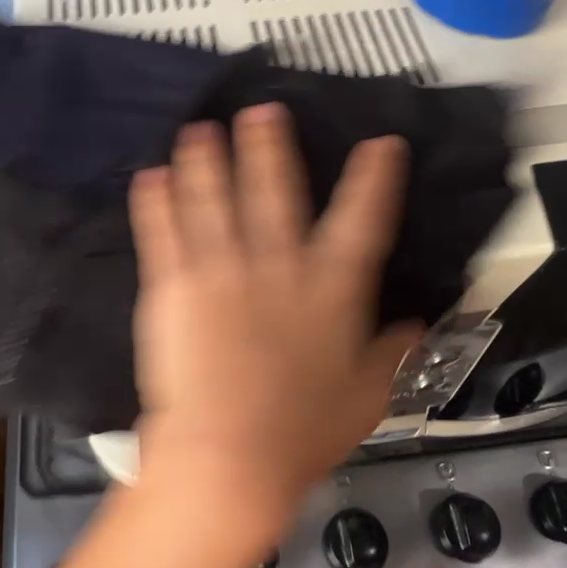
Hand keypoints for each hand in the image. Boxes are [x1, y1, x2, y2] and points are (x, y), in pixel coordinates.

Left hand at [127, 104, 423, 531]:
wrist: (229, 457)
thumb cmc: (302, 433)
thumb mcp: (368, 397)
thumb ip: (392, 352)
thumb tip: (415, 323)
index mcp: (330, 288)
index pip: (362, 220)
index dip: (374, 178)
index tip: (380, 143)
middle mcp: (277, 265)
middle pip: (273, 190)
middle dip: (267, 146)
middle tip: (261, 110)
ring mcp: (221, 270)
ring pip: (212, 198)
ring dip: (206, 160)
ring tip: (199, 128)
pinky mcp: (174, 286)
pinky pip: (163, 232)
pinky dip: (156, 201)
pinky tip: (151, 174)